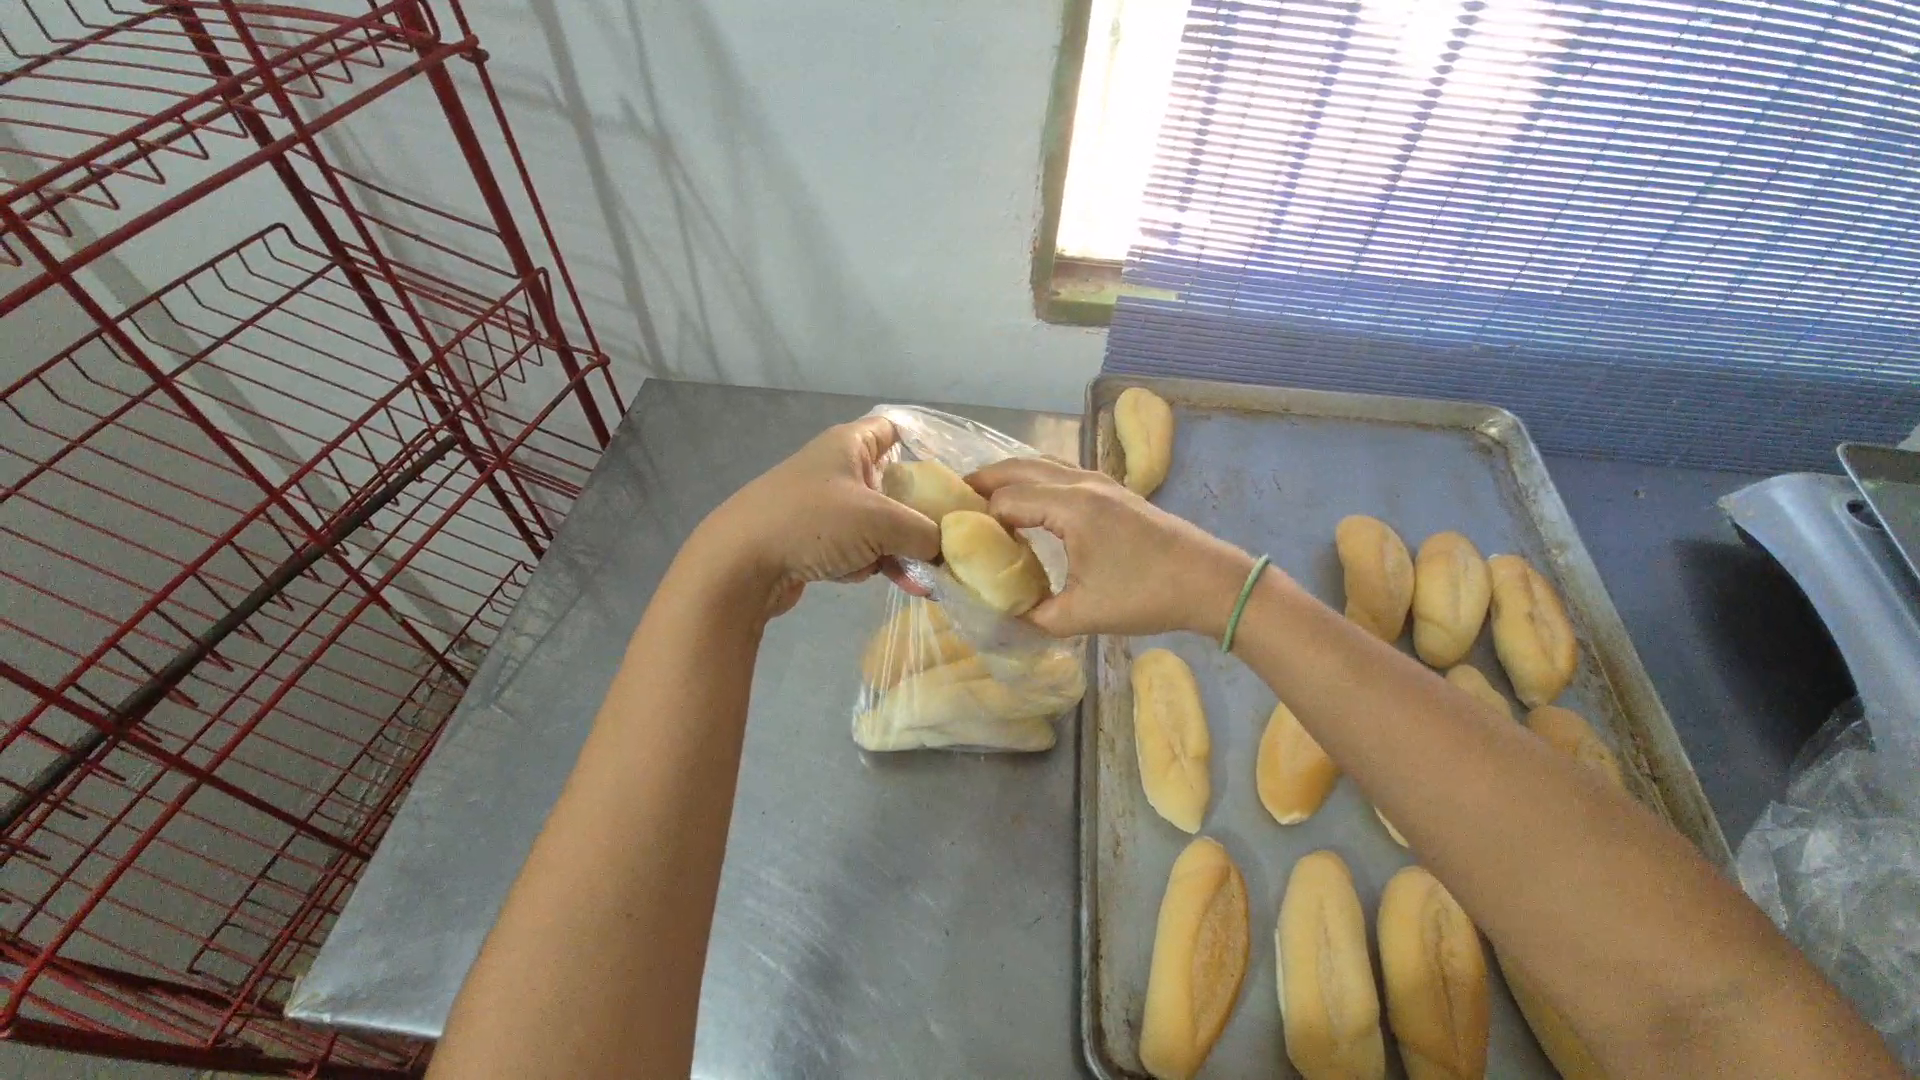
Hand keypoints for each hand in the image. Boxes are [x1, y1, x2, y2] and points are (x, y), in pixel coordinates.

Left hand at [697, 417, 940, 616]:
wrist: (739, 565)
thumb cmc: (812, 523)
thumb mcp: (881, 521)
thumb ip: (924, 533)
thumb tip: (947, 549)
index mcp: (850, 445)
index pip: (894, 430)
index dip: (924, 446)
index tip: (953, 479)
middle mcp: (837, 470)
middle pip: (894, 484)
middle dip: (920, 515)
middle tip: (948, 539)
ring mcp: (823, 507)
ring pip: (878, 523)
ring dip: (899, 548)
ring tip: (923, 578)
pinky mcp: (813, 541)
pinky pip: (857, 547)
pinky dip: (871, 563)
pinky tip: (883, 581)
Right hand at [969, 458, 1254, 637]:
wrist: (1210, 582)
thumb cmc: (1146, 595)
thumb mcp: (1082, 614)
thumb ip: (1034, 615)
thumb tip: (1003, 616)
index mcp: (1071, 506)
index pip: (1005, 501)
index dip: (974, 518)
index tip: (951, 538)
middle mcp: (1081, 483)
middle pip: (1016, 469)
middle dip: (982, 483)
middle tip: (952, 506)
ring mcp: (1099, 481)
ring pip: (1040, 464)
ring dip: (1008, 477)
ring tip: (981, 500)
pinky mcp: (1113, 490)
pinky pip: (1059, 473)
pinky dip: (1033, 480)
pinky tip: (1027, 504)